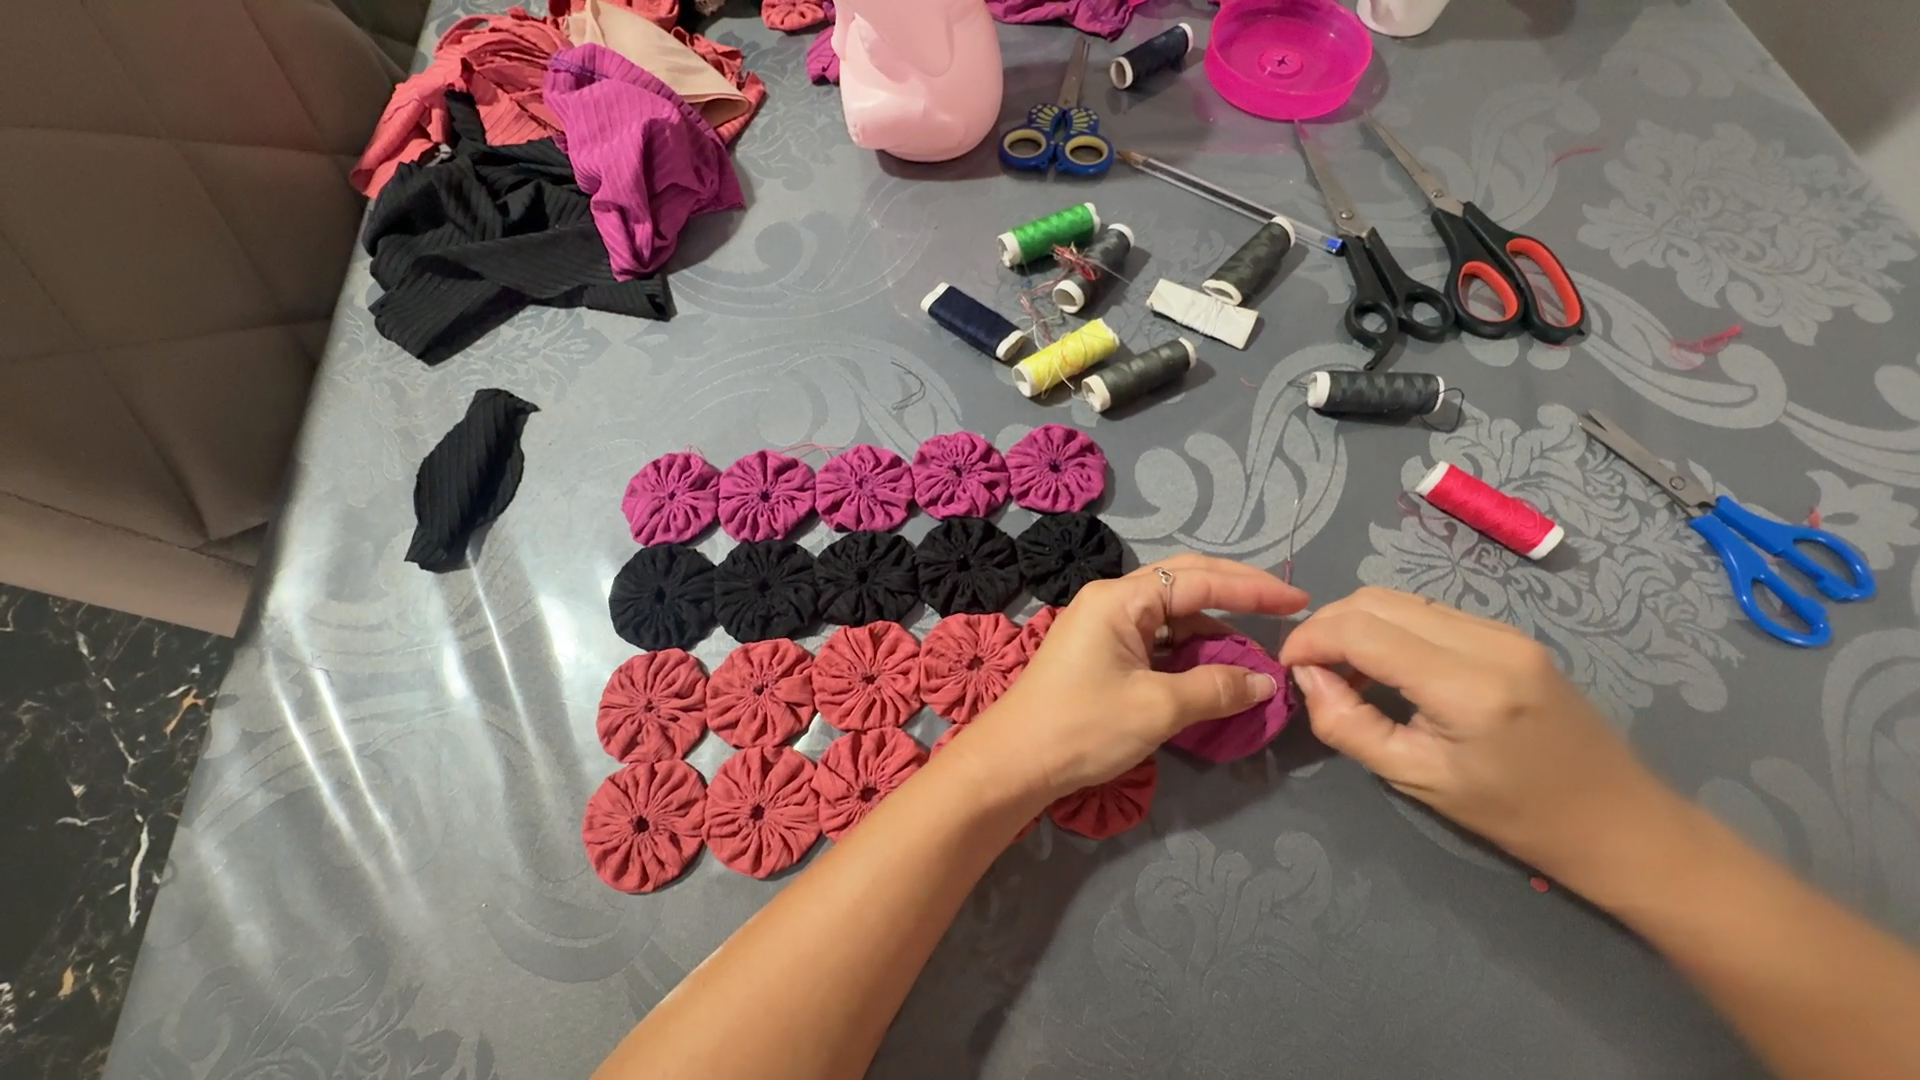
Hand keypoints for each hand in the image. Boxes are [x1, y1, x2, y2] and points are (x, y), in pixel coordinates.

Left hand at [960, 555, 1308, 803]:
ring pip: (1170, 614)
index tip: (1297, 601)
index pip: (1199, 579)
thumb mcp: (1158, 708)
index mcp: (1120, 599)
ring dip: (1213, 629)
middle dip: (1236, 593)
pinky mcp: (1101, 652)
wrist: (1015, 761)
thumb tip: (1264, 682)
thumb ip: (1216, 688)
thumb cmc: (1083, 726)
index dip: (1252, 589)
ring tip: (1255, 652)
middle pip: (1184, 583)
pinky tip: (1214, 668)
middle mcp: (1111, 600)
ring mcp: (1103, 626)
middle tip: (1285, 608)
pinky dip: (1188, 650)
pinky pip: (1155, 638)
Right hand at [1278, 587, 1667, 876]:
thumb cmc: (1513, 814)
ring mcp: (1502, 631)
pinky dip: (1387, 627)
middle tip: (1308, 669)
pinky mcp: (1508, 634)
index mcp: (1466, 685)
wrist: (1618, 821)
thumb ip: (1347, 724)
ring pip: (1399, 599)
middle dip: (1326, 625)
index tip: (1287, 669)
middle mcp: (1486, 641)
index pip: (1361, 629)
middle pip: (1375, 600)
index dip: (1310, 640)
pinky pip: (1426, 612)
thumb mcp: (1415, 779)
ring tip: (1341, 670)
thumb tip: (1307, 678)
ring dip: (1355, 624)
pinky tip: (1382, 665)